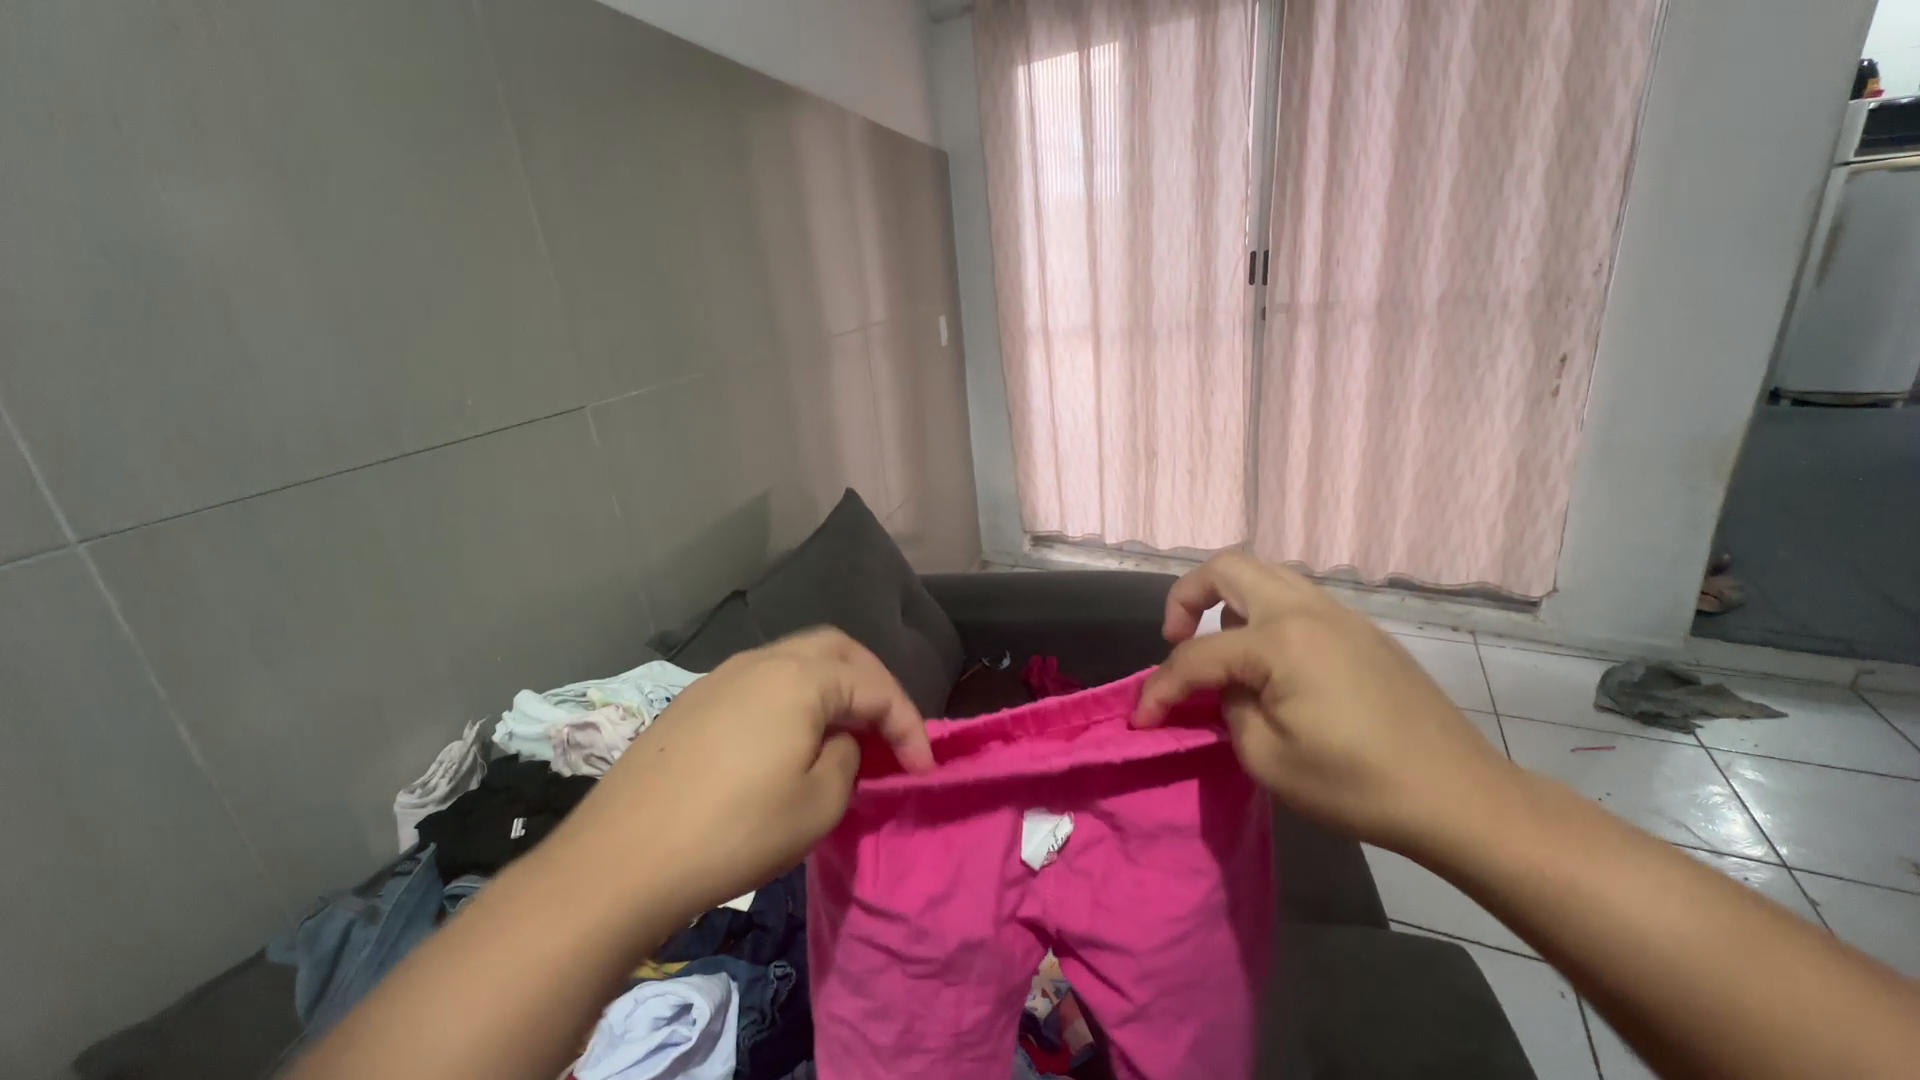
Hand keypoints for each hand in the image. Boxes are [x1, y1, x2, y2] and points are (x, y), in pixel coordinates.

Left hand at [555, 628, 930, 919]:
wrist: (622, 858)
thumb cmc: (735, 832)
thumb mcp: (818, 804)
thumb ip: (847, 758)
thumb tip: (837, 741)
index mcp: (800, 677)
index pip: (876, 687)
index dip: (909, 726)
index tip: (924, 768)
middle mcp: (761, 661)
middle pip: (836, 650)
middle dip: (874, 685)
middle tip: (890, 729)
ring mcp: (720, 677)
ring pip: (795, 661)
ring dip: (832, 689)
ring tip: (846, 734)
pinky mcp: (693, 702)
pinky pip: (762, 683)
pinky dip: (794, 700)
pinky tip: (790, 740)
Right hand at [1133, 552, 1512, 852]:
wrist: (1455, 794)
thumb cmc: (1355, 784)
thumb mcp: (1267, 759)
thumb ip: (1227, 709)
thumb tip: (1225, 687)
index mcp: (1281, 639)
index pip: (1197, 654)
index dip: (1160, 687)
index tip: (1143, 719)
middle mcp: (1307, 609)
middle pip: (1228, 567)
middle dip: (1186, 597)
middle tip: (1175, 640)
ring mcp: (1341, 614)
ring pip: (1266, 575)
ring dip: (1228, 600)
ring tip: (1220, 648)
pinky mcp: (1363, 631)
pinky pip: (1297, 599)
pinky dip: (1264, 614)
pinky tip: (1270, 664)